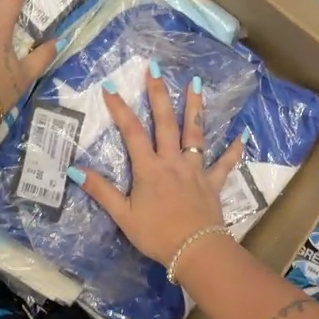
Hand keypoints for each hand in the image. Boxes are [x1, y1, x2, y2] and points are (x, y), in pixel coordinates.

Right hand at [68, 66, 246, 265]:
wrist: (196, 250)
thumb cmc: (157, 235)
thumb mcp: (123, 215)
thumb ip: (101, 191)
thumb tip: (74, 170)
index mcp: (149, 168)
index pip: (132, 132)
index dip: (120, 109)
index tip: (111, 87)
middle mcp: (173, 162)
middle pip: (166, 122)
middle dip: (159, 94)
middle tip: (156, 68)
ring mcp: (196, 170)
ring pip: (196, 134)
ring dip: (195, 107)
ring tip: (196, 83)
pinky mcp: (213, 183)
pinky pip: (225, 164)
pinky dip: (234, 150)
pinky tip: (244, 135)